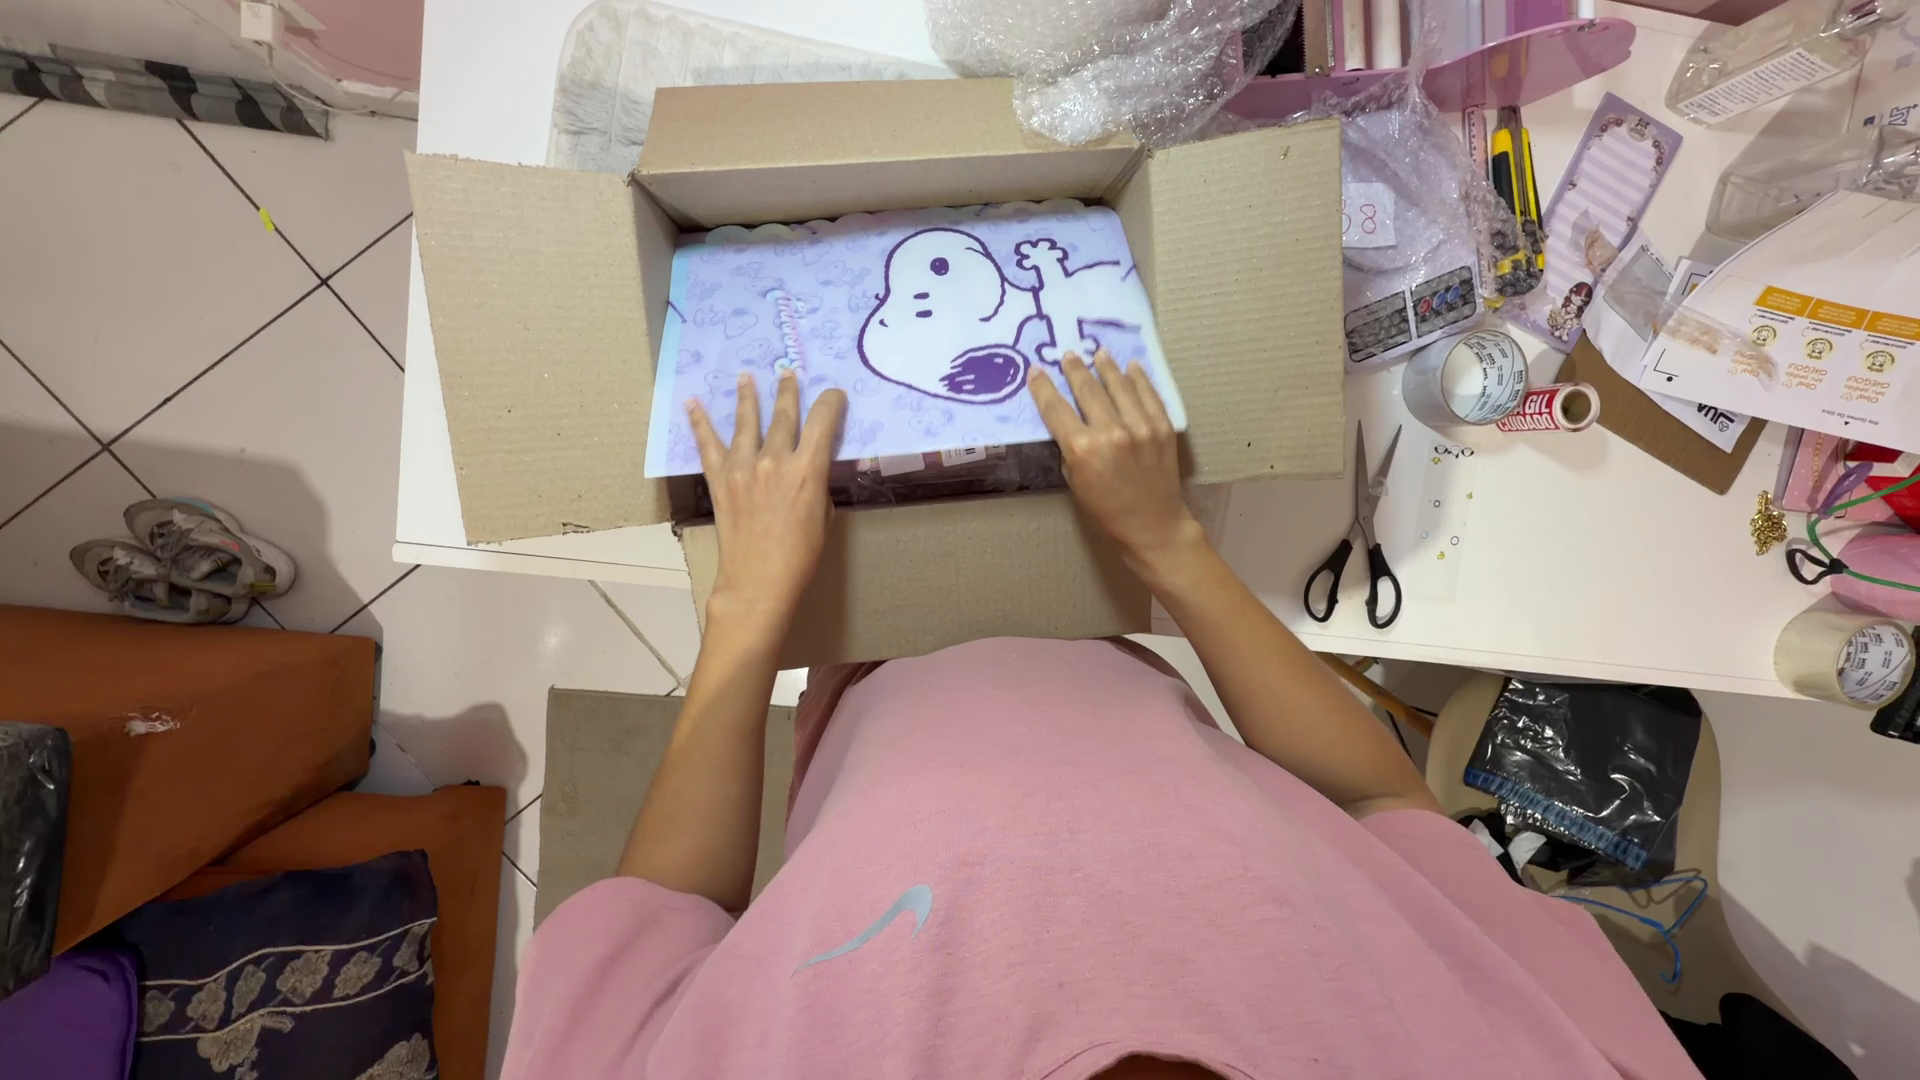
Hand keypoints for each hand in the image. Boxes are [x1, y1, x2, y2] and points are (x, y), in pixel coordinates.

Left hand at [688, 370, 846, 633]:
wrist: (758, 581)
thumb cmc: (801, 555)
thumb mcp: (824, 515)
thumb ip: (818, 483)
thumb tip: (814, 466)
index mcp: (807, 469)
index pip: (823, 420)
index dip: (831, 402)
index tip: (834, 396)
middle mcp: (774, 459)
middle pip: (784, 414)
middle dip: (789, 392)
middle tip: (789, 373)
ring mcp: (743, 467)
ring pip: (747, 421)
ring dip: (748, 396)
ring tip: (747, 377)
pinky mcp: (720, 479)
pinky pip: (708, 444)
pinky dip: (699, 422)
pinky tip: (692, 403)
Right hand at [1027, 349, 1200, 572]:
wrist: (1152, 524)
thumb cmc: (1106, 510)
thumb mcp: (1075, 481)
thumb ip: (1070, 448)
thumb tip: (1067, 421)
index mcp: (1082, 449)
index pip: (1056, 409)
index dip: (1043, 387)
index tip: (1035, 371)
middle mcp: (1111, 432)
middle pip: (1087, 389)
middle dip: (1074, 369)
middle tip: (1068, 355)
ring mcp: (1140, 426)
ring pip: (1119, 385)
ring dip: (1105, 366)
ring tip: (1098, 353)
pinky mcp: (1162, 427)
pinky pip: (1148, 394)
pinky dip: (1138, 378)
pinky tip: (1130, 367)